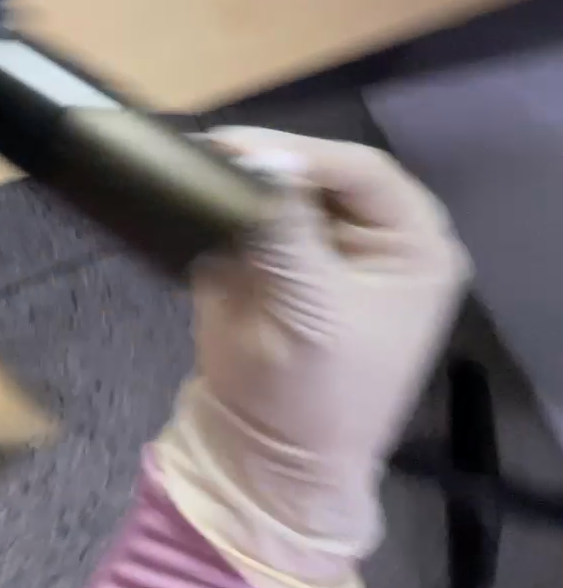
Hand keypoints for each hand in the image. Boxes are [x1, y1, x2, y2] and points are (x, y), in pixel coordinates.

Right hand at [154, 127, 469, 587]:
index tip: (234, 147)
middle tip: (202, 149)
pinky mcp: (255, 257)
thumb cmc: (314, 386)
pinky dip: (208, 199)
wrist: (264, 440)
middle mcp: (361, 237)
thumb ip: (285, 232)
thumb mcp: (310, 309)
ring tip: (186, 162)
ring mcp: (305, 246)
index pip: (362, 173)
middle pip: (315, 171)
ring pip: (271, 187)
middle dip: (262, 156)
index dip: (302, 153)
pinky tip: (181, 190)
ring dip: (232, 174)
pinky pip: (234, 213)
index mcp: (406, 248)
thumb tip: (262, 161)